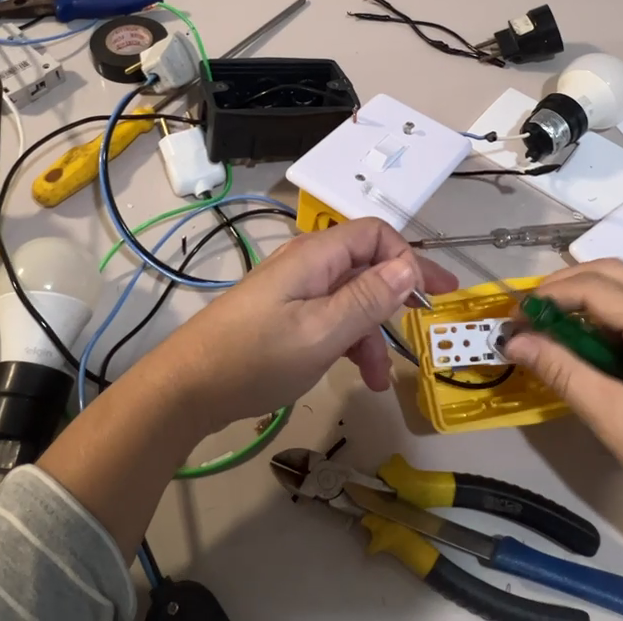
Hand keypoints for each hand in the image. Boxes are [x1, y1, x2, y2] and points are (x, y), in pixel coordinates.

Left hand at [135, 218, 456, 432]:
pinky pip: (329, 316)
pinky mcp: (283, 314)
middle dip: (397, 296)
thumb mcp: (323, 331)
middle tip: (428, 323)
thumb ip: (368, 299)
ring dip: (371, 331)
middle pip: (365, 265)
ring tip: (379, 379)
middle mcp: (306, 264)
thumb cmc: (258, 356)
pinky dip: (348, 339)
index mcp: (316, 256)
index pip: (375, 235)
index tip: (435, 296)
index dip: (409, 259)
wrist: (188, 386)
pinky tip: (355, 373)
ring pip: (349, 297)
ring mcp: (293, 290)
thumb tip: (409, 265)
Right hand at [502, 261, 622, 552]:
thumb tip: (514, 341)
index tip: (513, 320)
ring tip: (554, 333)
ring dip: (590, 301)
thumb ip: (562, 371)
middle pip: (615, 274)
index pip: (595, 287)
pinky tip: (596, 349)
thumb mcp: (615, 421)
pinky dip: (615, 318)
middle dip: (566, 288)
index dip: (548, 296)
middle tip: (529, 319)